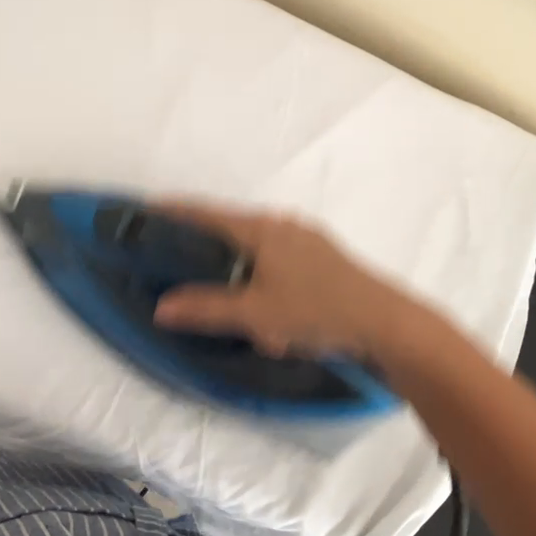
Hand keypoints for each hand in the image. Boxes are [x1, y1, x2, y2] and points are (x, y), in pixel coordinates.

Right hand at [151, 202, 423, 360]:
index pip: (207, 212)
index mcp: (262, 228)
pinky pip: (280, 269)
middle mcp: (284, 226)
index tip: (146, 207)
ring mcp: (308, 242)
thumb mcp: (254, 314)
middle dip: (207, 251)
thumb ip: (205, 308)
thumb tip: (161, 308)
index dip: (175, 210)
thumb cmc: (316, 310)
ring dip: (241, 281)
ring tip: (236, 314)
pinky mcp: (325, 263)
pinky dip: (265, 291)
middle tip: (179, 264)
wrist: (389, 326)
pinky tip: (274, 327)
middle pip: (231, 230)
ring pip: (258, 254)